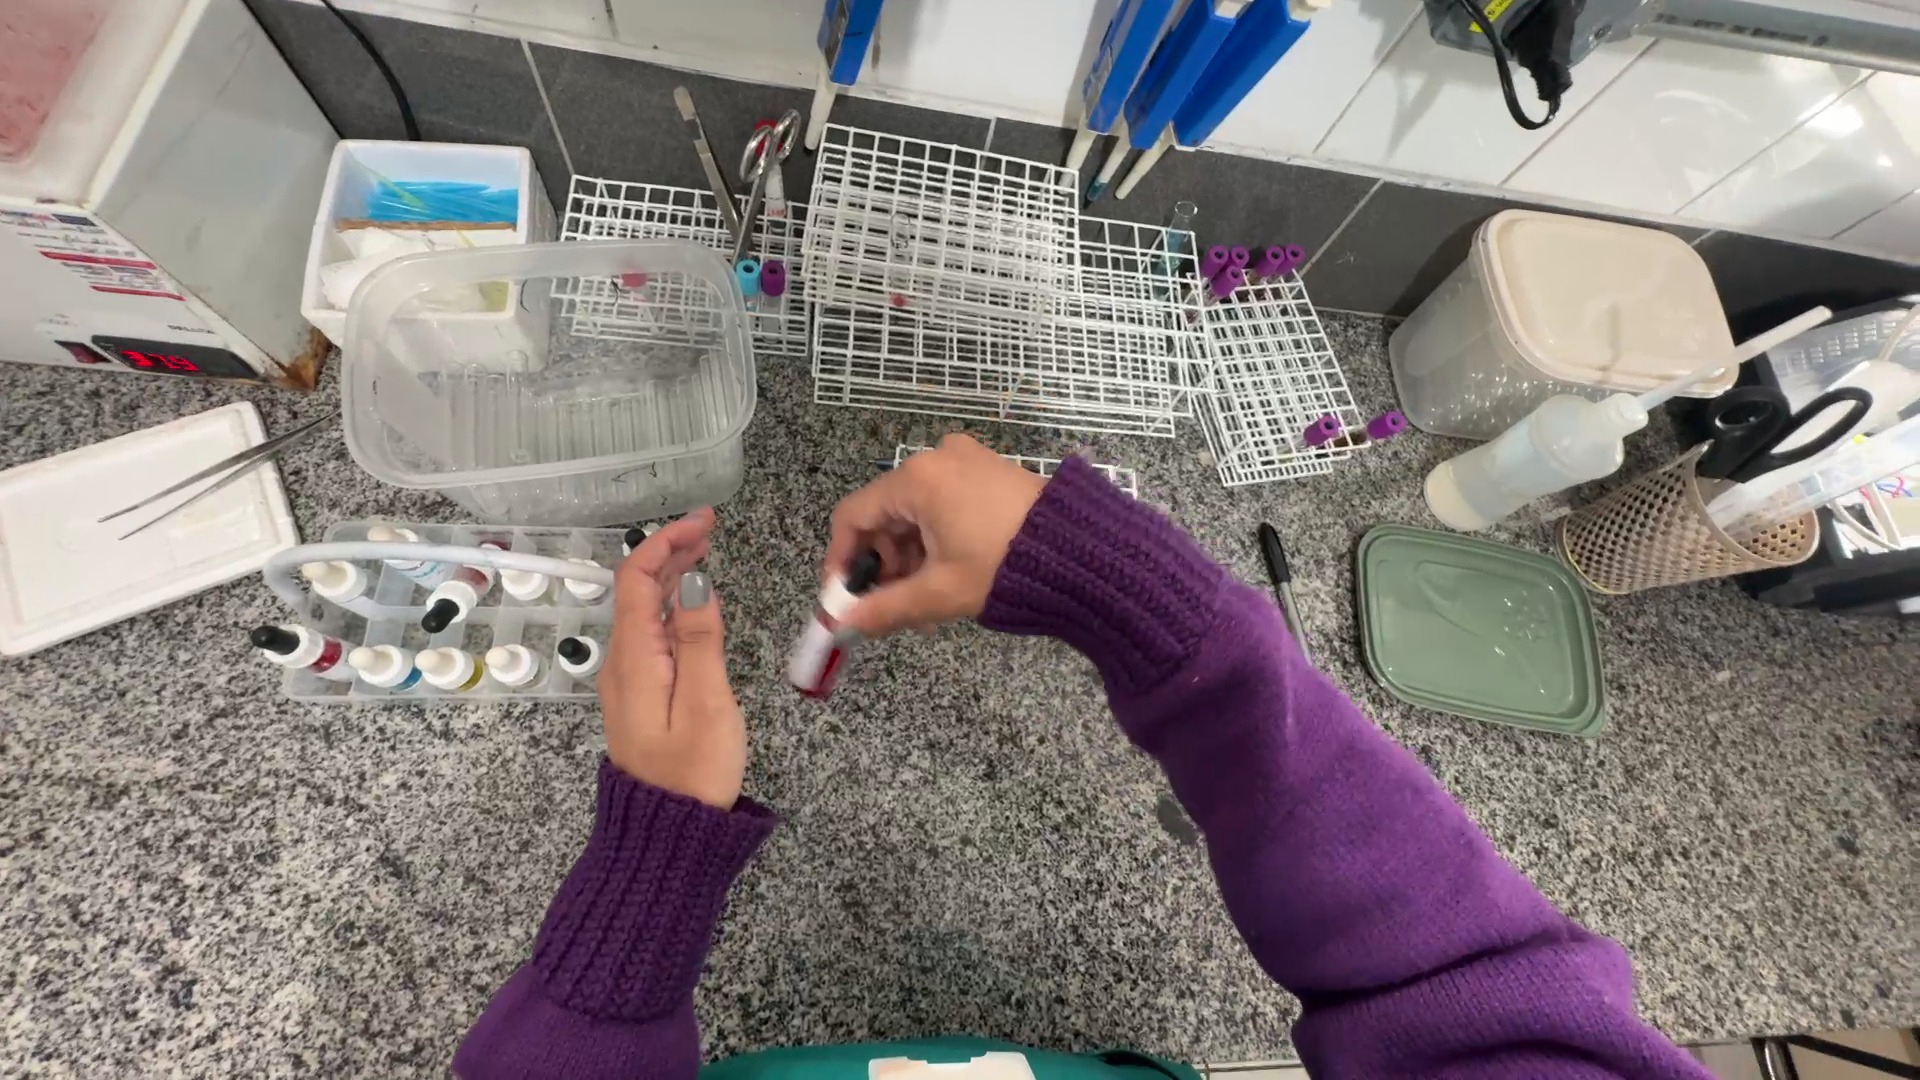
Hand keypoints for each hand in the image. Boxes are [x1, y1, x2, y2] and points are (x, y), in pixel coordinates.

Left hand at [599, 507, 744, 810]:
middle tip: (712, 530)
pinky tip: (696, 603)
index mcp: (636, 657)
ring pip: (644, 609)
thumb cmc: (693, 770)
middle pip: (637, 589)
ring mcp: (631, 678)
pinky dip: (673, 605)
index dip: (665, 541)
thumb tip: (695, 582)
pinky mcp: (644, 693)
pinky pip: (653, 633)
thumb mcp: (706, 702)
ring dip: (671, 574)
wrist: (669, 833)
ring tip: (707, 553)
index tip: (704, 522)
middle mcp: (624, 661)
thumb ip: (700, 640)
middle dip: (670, 550)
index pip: (637, 579)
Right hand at [825, 433, 1046, 639]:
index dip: (841, 559)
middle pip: (886, 514)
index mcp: (917, 479)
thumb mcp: (941, 593)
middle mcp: (937, 458)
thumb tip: (846, 625)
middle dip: (885, 564)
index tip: (842, 597)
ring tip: (927, 600)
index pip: (853, 516)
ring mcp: (966, 460)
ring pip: (917, 512)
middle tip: (893, 605)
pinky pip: (945, 504)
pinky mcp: (989, 470)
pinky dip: (938, 538)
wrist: (1084, 551)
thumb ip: (885, 609)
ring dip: (913, 556)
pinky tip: (950, 575)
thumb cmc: (1005, 567)